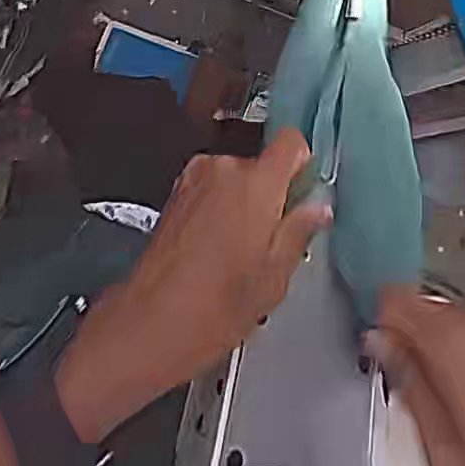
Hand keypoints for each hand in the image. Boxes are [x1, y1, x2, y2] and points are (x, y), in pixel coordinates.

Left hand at [55, 127, 330, 442]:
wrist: (146, 324)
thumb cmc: (212, 307)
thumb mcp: (274, 276)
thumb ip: (300, 230)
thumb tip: (318, 208)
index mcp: (257, 182)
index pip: (291, 141)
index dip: (301, 163)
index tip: (302, 192)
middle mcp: (225, 168)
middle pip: (263, 164)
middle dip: (271, 194)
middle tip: (270, 238)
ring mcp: (196, 177)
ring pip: (237, 178)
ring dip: (243, 202)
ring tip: (238, 250)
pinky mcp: (176, 192)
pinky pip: (212, 187)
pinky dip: (219, 208)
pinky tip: (215, 249)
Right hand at [368, 290, 464, 465]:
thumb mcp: (439, 438)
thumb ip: (406, 379)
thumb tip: (380, 342)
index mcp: (451, 335)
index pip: (395, 296)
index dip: (382, 318)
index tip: (380, 339)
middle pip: (426, 304)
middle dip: (417, 334)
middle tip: (418, 378)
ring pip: (455, 309)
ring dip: (447, 336)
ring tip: (457, 387)